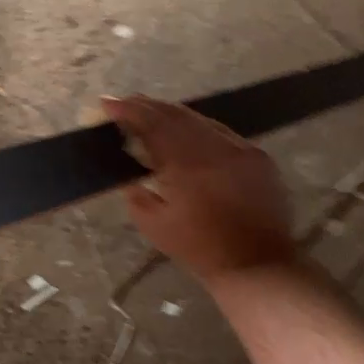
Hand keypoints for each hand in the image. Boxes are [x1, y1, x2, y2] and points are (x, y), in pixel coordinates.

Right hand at [102, 95, 296, 283]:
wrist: (256, 262)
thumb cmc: (196, 246)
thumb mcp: (151, 221)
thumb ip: (136, 190)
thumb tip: (131, 172)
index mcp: (188, 166)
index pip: (154, 126)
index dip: (129, 112)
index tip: (107, 103)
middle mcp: (218, 151)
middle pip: (179, 117)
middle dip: (149, 106)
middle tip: (124, 101)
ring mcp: (242, 151)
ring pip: (202, 121)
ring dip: (173, 114)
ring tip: (149, 110)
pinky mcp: (257, 158)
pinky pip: (221, 133)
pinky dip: (197, 127)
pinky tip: (184, 130)